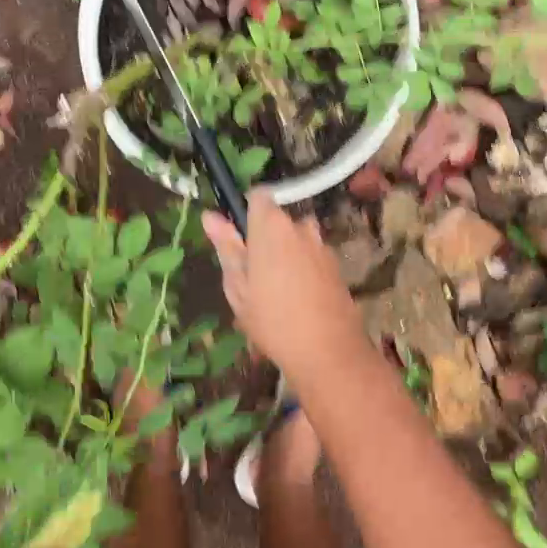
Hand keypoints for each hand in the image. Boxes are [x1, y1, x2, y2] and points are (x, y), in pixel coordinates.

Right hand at [202, 188, 367, 376]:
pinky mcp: (336, 266)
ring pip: (295, 241)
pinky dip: (303, 271)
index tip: (239, 238)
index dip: (247, 211)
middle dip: (265, 239)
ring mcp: (321, 246)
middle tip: (252, 278)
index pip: (258, 195)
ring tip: (276, 294)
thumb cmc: (272, 319)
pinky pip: (311, 258)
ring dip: (286, 256)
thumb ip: (226, 247)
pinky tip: (298, 302)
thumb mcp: (238, 286)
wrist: (328, 351)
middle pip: (277, 221)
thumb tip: (210, 216)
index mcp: (271, 226)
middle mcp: (299, 227)